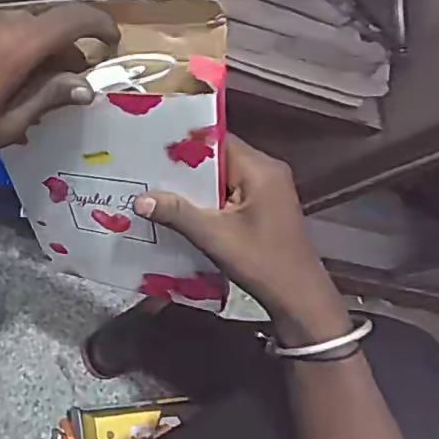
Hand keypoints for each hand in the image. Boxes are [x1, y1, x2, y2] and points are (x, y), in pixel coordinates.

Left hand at [0, 3, 118, 180]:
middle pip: (47, 23)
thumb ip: (49, 97)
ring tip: (37, 85)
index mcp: (13, 43)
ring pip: (22, 24)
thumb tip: (85, 86)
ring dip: (39, 47)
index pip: (73, 18)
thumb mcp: (7, 125)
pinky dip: (14, 44)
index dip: (100, 27)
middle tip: (71, 82)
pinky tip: (7, 76)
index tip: (113, 43)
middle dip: (67, 48)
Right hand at [134, 134, 352, 342]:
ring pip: (220, 176)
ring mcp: (266, 189)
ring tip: (155, 186)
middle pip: (217, 158)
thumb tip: (140, 199)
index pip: (217, 141)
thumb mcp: (214, 236)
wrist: (298, 298)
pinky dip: (205, 198)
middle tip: (146, 168)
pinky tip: (178, 208)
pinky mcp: (262, 206)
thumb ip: (177, 213)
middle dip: (183, 166)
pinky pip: (227, 192)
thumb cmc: (261, 262)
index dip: (184, 143)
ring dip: (192, 185)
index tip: (151, 147)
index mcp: (260, 169)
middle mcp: (266, 172)